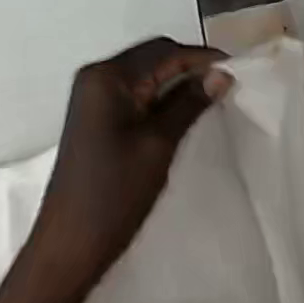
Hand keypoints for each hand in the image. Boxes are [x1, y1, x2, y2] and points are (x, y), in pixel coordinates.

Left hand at [32, 37, 230, 279]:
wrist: (66, 250)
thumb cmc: (113, 196)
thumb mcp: (159, 145)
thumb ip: (190, 102)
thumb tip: (221, 73)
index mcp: (107, 77)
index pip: (163, 51)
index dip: (201, 57)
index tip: (236, 68)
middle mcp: (96, 77)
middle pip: (152, 57)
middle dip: (189, 67)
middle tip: (226, 83)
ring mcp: (92, 97)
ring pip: (145, 74)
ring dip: (176, 82)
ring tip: (211, 95)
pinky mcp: (95, 117)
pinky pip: (135, 92)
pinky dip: (160, 97)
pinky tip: (183, 110)